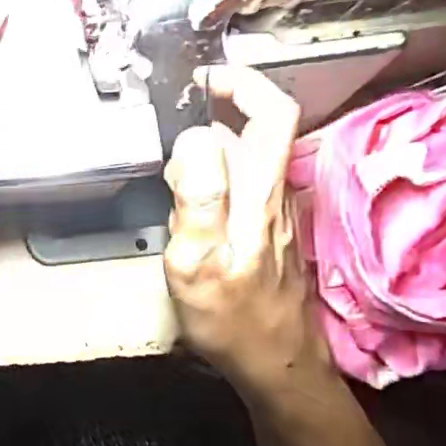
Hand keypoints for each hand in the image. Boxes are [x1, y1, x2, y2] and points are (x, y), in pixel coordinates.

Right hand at [163, 66, 335, 401]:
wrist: (276, 365)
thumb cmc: (234, 320)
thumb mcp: (198, 262)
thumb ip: (197, 198)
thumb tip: (192, 140)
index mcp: (260, 193)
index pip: (272, 113)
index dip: (243, 83)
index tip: (203, 80)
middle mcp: (275, 193)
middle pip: (255, 132)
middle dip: (211, 121)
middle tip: (170, 142)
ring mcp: (274, 212)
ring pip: (245, 160)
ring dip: (208, 154)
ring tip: (172, 182)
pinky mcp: (267, 231)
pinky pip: (240, 186)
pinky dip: (212, 180)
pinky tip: (189, 209)